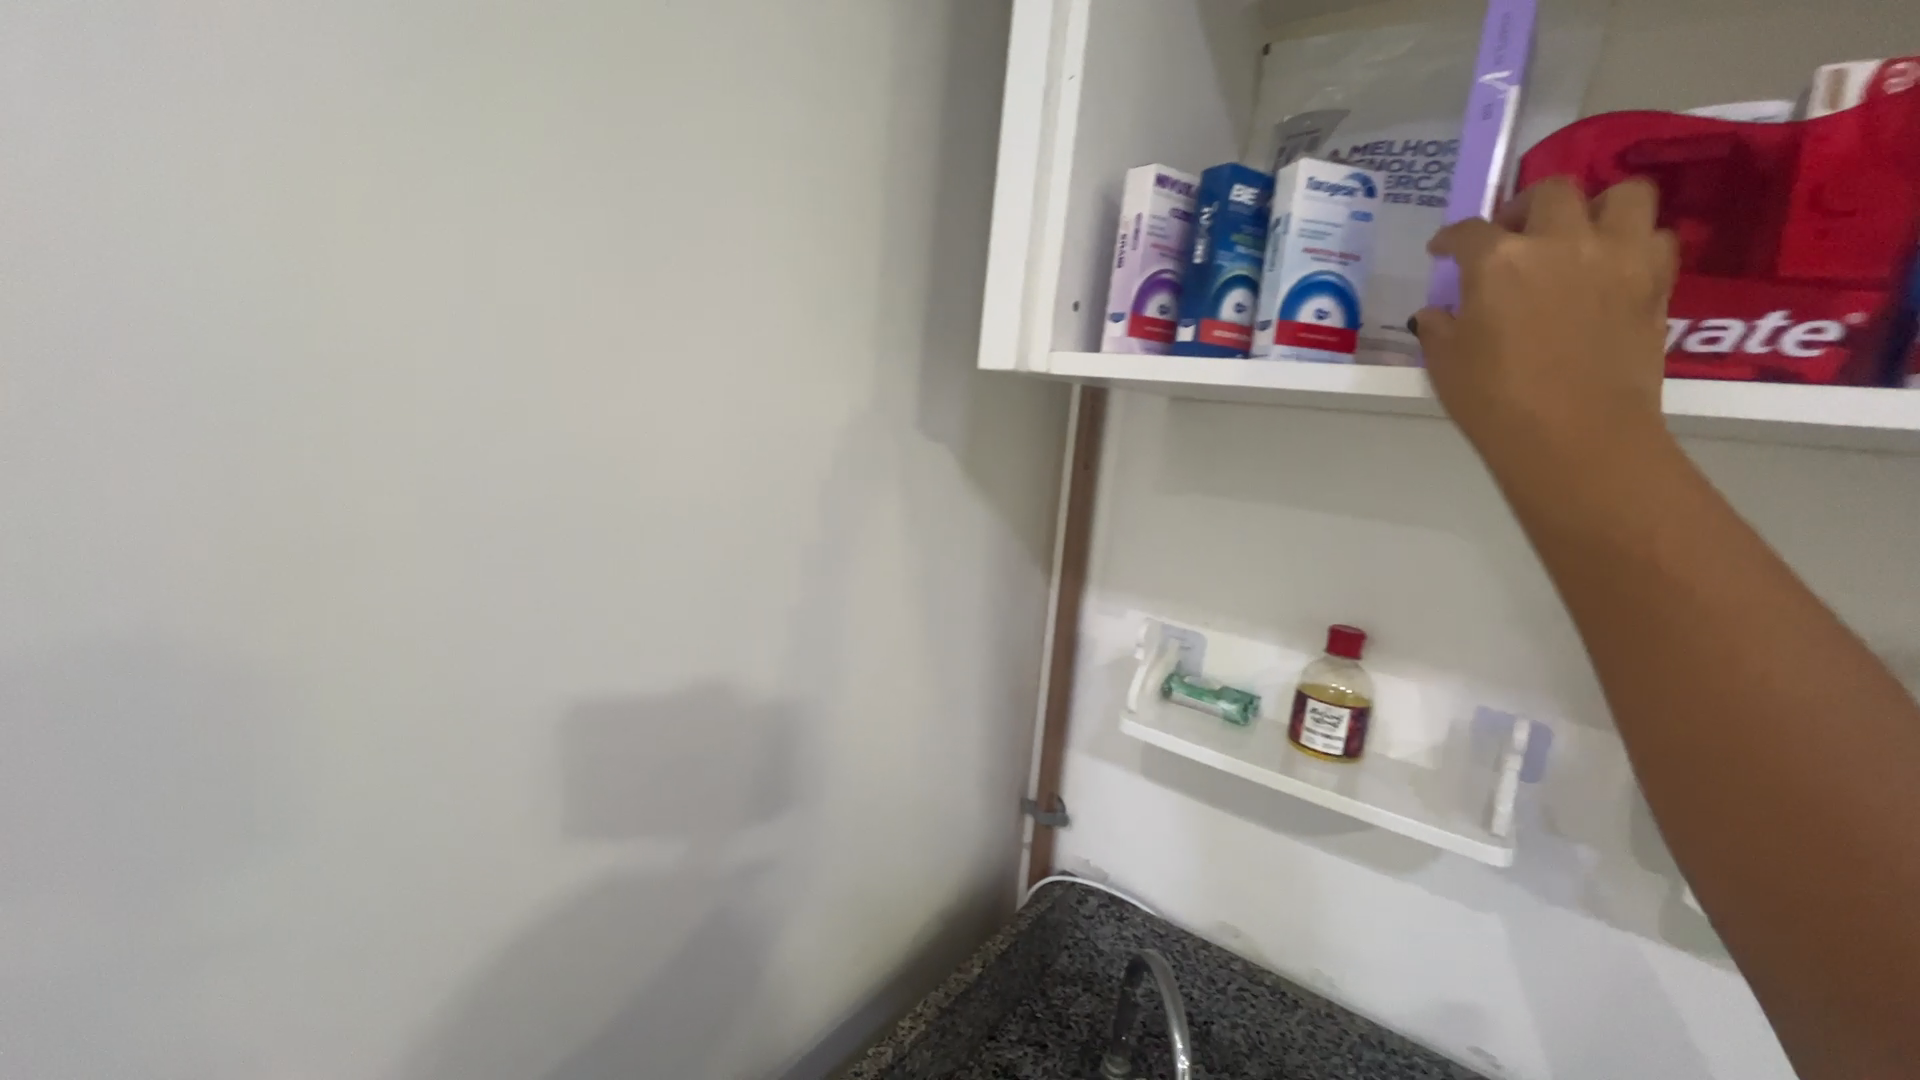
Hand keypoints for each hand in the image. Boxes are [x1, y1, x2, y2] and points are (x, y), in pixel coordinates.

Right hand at [1412, 177, 1679, 461]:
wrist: (1574, 434)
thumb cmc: (1494, 399)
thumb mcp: (1445, 363)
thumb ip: (1439, 327)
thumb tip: (1436, 313)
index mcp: (1498, 260)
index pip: (1468, 231)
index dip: (1451, 239)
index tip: (1443, 250)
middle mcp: (1560, 242)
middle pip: (1551, 192)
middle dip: (1526, 207)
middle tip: (1514, 233)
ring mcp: (1616, 256)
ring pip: (1622, 196)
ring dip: (1597, 208)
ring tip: (1578, 236)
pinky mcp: (1655, 281)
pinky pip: (1655, 238)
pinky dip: (1635, 244)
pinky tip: (1614, 268)